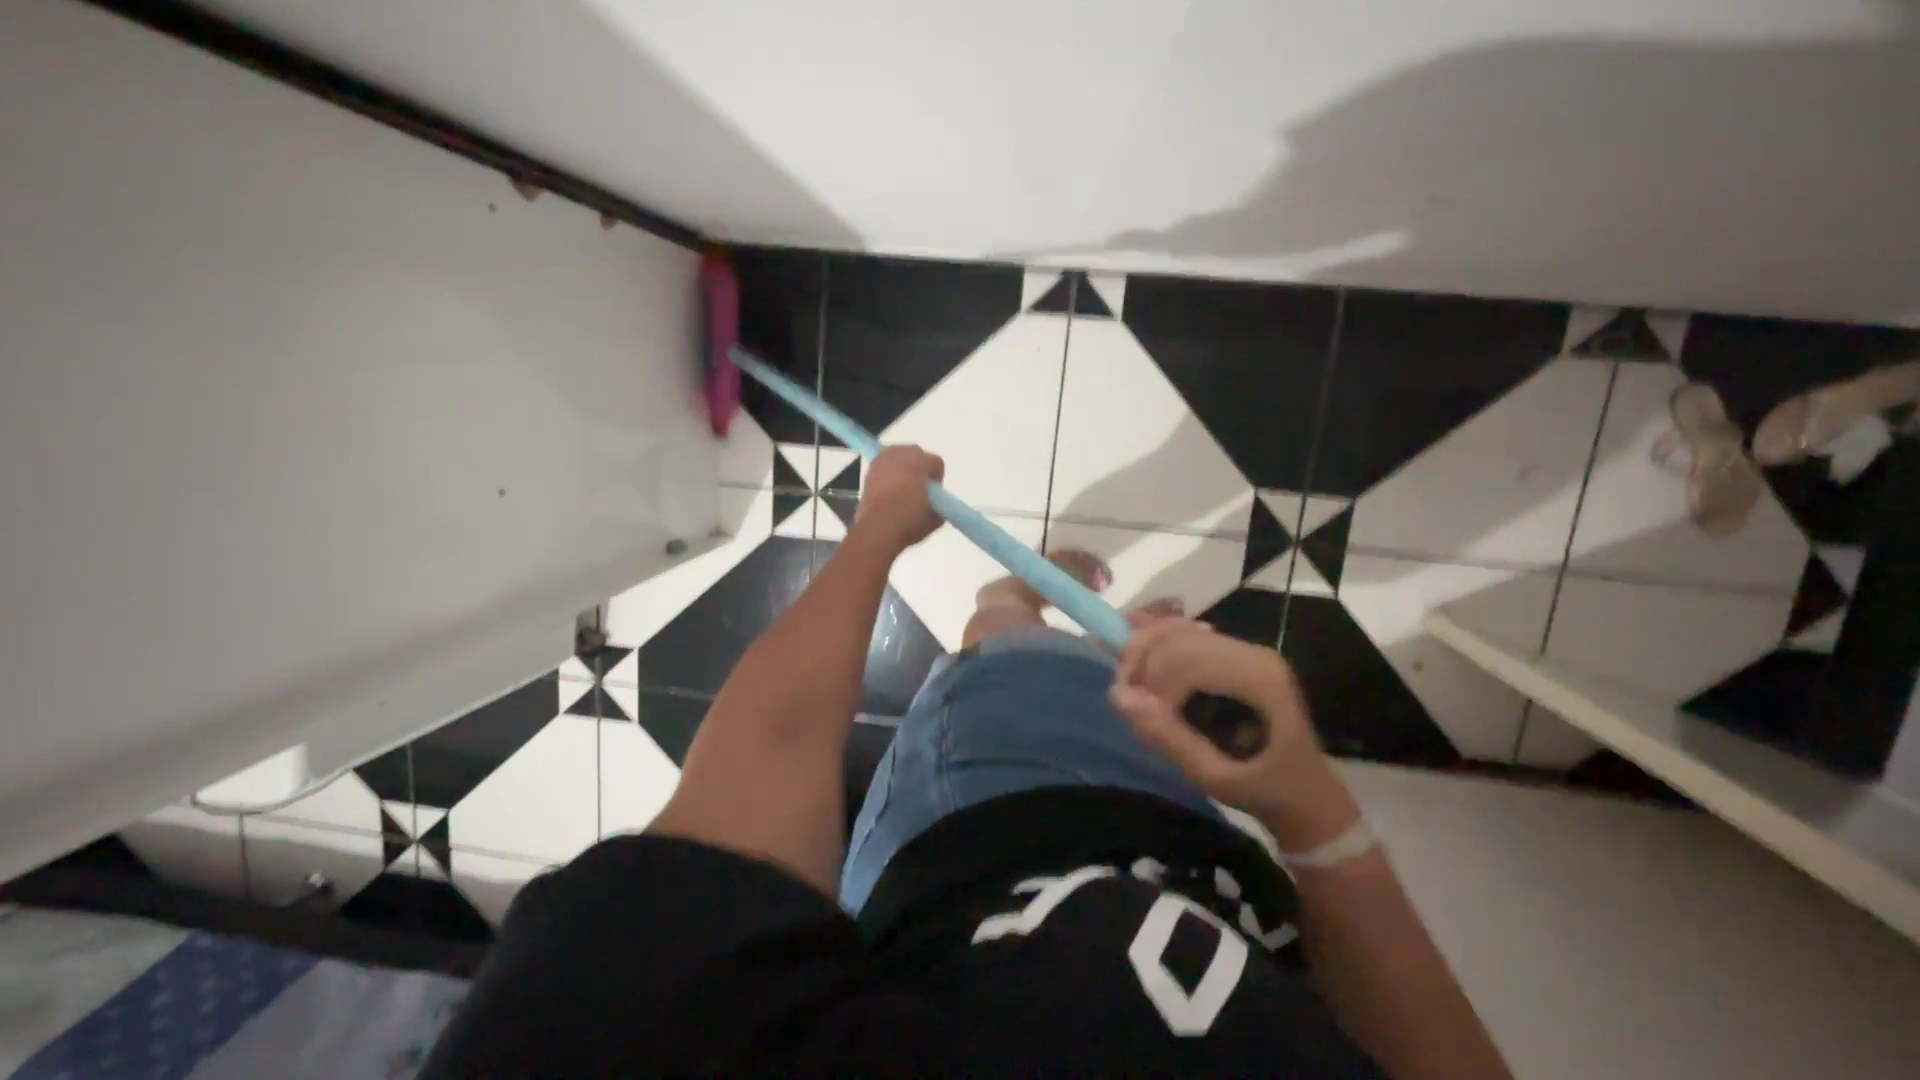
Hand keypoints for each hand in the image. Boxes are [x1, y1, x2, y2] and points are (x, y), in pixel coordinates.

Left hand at [853, 445, 945, 554]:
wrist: (878, 528)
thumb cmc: (910, 520)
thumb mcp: (937, 516)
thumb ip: (940, 502)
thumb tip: (935, 502)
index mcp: (921, 459)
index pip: (936, 463)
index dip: (936, 480)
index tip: (933, 496)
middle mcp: (901, 452)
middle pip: (916, 456)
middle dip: (919, 470)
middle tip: (918, 492)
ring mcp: (882, 459)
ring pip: (899, 459)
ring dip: (903, 470)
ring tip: (901, 492)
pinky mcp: (869, 469)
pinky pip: (885, 467)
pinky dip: (888, 475)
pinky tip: (888, 492)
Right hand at [1109, 619, 1343, 827]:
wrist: (1307, 797)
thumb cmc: (1266, 792)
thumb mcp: (1216, 778)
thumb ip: (1169, 737)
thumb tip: (1118, 697)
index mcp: (1259, 680)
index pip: (1187, 660)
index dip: (1152, 685)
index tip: (1141, 720)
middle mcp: (1254, 654)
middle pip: (1178, 638)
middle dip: (1141, 663)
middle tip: (1124, 699)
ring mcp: (1247, 651)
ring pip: (1178, 632)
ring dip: (1145, 653)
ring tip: (1131, 686)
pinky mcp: (1236, 656)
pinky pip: (1187, 638)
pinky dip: (1158, 647)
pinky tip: (1142, 664)